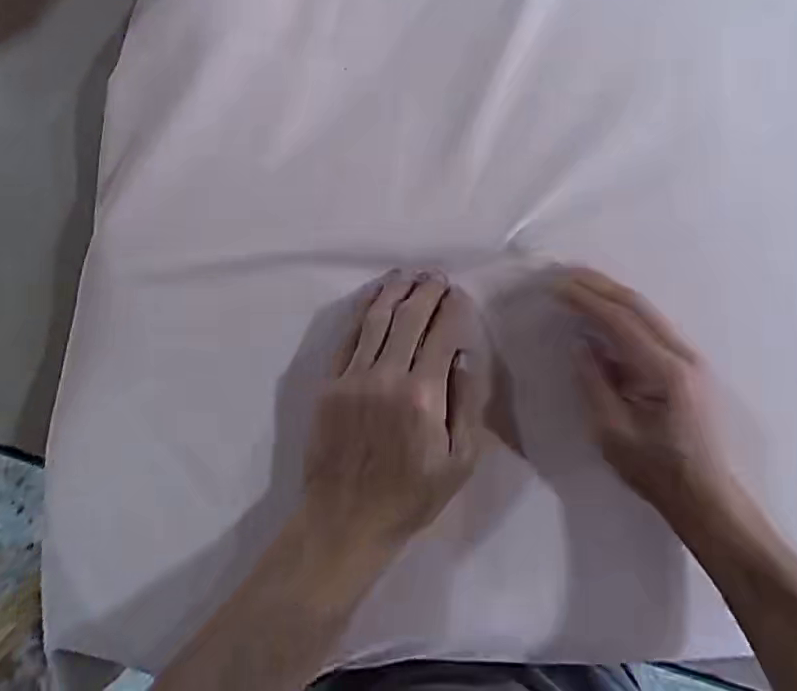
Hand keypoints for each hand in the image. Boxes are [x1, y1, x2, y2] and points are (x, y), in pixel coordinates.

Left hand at [304, 270, 487, 549]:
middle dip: (426, 291)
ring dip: (394, 291)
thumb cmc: (412, 494)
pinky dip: (362, 310)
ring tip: (408, 275)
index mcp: (423, 395)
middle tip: (437, 276)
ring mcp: (353, 378)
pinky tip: (374, 296)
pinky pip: (348, 337)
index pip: (442, 334)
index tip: (460, 293)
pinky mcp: (329, 384)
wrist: (344, 521)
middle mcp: (387, 377)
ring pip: (376, 319)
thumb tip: (463, 354)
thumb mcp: (460, 460)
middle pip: (409, 318)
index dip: (453, 308)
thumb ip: (466, 402)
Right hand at [558, 267, 743, 525]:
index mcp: (665, 371)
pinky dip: (626, 313)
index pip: (622, 321)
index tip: (558, 287)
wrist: (705, 495)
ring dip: (613, 294)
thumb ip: (595, 383)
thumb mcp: (613, 434)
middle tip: (566, 273)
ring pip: (648, 311)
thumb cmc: (656, 472)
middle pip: (638, 305)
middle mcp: (683, 353)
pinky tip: (606, 311)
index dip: (588, 300)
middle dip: (600, 285)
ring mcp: (690, 356)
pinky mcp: (688, 363)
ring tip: (581, 283)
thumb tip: (580, 343)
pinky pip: (652, 326)